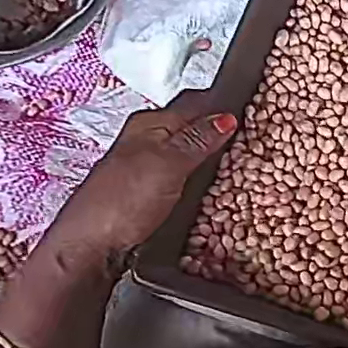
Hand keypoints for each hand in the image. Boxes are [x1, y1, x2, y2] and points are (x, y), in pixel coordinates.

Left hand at [37, 91, 237, 277]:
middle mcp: (149, 142)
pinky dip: (206, 178)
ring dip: (215, 156)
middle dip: (222, 131)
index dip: (222, 104)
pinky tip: (218, 186)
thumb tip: (226, 118)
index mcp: (150, 124)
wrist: (92, 244)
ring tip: (243, 161)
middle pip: (194, 127)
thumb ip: (198, 139)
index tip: (252, 109)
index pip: (195, 103)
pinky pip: (188, 176)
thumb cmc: (122, 200)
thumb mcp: (168, 163)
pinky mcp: (154, 192)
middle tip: (254, 136)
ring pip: (192, 153)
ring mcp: (151, 168)